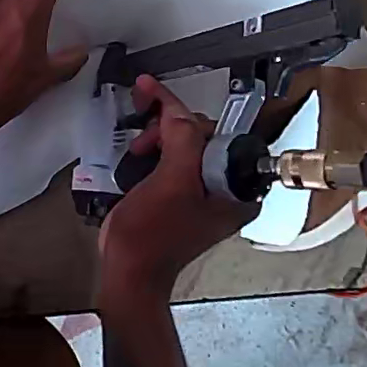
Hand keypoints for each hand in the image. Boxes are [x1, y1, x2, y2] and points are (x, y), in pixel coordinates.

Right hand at [98, 76, 258, 311]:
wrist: (128, 271)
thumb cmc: (151, 235)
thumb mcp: (171, 182)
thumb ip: (182, 140)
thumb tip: (176, 110)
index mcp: (238, 188)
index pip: (217, 133)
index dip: (183, 114)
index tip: (153, 95)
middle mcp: (228, 189)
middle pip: (202, 137)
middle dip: (168, 127)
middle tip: (141, 131)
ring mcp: (205, 194)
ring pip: (186, 146)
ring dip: (159, 137)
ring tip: (137, 148)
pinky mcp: (183, 197)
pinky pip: (174, 161)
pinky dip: (156, 150)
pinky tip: (140, 154)